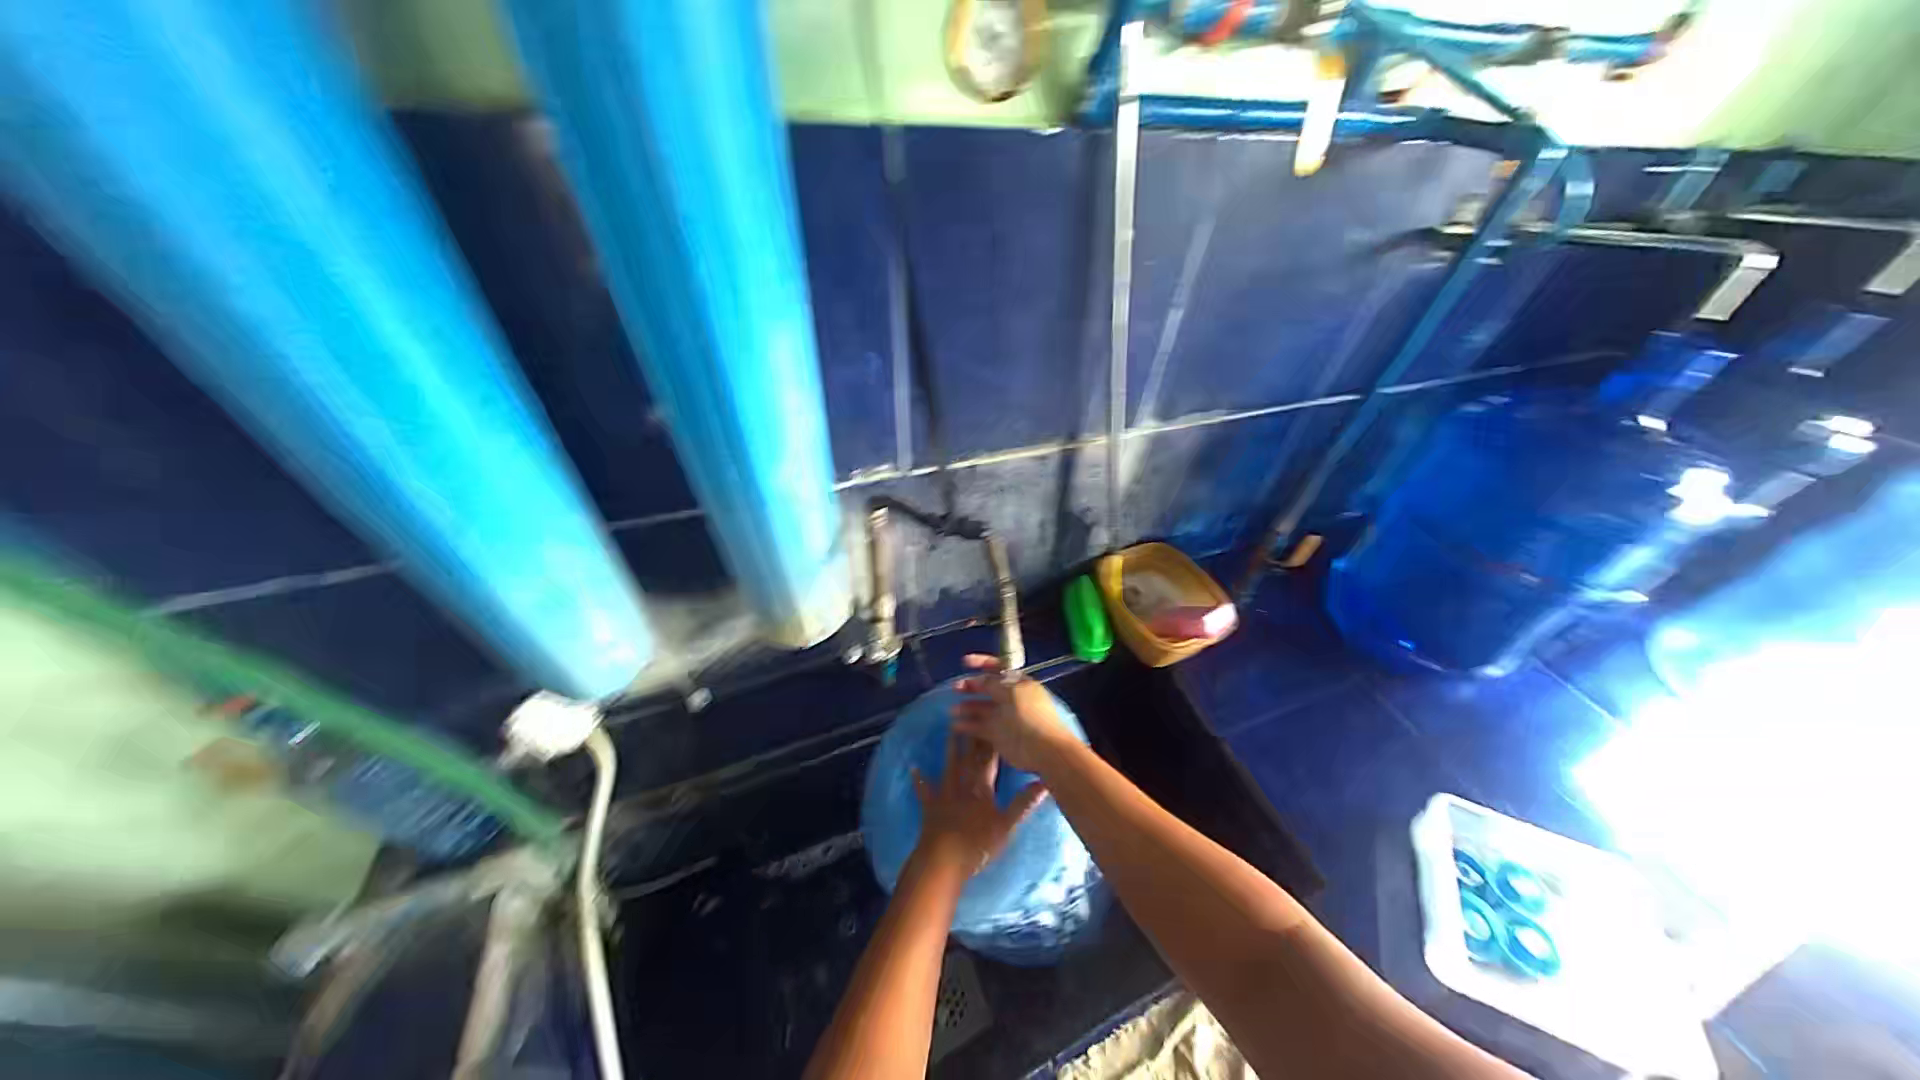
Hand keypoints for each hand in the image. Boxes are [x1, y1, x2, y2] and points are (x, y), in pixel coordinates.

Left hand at [913, 730, 1047, 875]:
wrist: (943, 859)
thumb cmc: (978, 844)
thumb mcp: (1007, 826)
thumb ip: (1024, 803)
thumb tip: (1044, 783)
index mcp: (983, 788)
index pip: (990, 760)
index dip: (993, 742)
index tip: (994, 722)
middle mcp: (963, 785)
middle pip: (970, 758)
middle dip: (973, 738)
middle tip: (972, 716)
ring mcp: (945, 794)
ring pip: (949, 766)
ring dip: (950, 748)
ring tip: (949, 728)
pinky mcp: (930, 806)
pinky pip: (924, 789)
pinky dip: (919, 779)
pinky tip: (913, 767)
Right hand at [949, 654, 1075, 772]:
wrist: (1043, 749)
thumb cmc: (1030, 715)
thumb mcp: (1011, 692)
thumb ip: (992, 684)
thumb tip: (979, 680)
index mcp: (1018, 683)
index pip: (998, 668)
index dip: (982, 663)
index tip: (964, 662)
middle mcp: (1010, 698)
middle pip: (987, 688)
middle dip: (971, 686)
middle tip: (955, 688)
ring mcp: (1003, 717)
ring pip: (981, 708)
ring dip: (967, 707)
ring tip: (953, 710)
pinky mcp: (997, 735)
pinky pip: (979, 727)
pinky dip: (967, 725)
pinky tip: (955, 724)